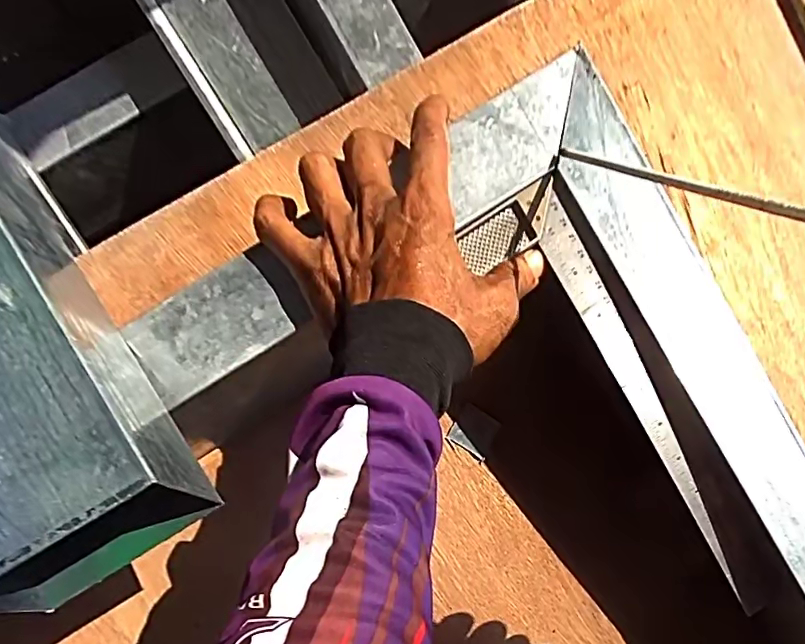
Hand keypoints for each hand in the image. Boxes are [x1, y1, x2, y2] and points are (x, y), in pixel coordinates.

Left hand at [253, 95, 543, 362]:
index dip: (431, 118)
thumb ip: (513, 280)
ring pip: (315, 170)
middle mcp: (374, 214)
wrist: (400, 371)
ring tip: (331, 179)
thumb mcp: (493, 308)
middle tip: (380, 160)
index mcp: (423, 214)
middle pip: (361, 145)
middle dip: (372, 145)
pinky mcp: (311, 268)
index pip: (428, 142)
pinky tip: (281, 212)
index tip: (432, 112)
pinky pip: (274, 226)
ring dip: (322, 170)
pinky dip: (272, 215)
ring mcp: (337, 237)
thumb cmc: (442, 338)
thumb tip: (532, 266)